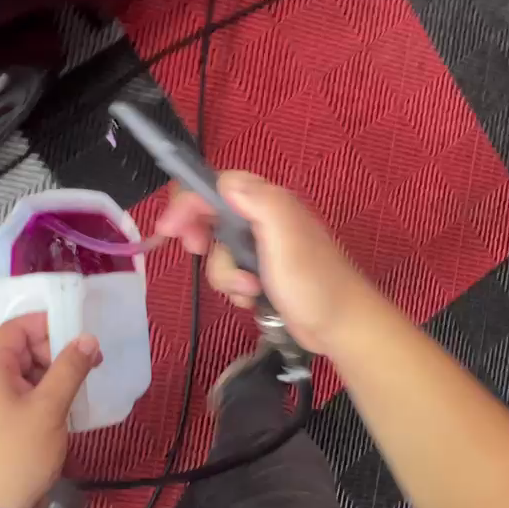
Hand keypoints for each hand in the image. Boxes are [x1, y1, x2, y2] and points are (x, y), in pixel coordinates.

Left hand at [0, 313, 99, 507]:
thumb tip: (87, 339)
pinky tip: (63, 408)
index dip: (50, 326)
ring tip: (80, 389)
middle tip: (88, 367)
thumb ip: (70, 368)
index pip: (17, 328)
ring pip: (21, 373)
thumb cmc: (19, 453)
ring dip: (51, 376)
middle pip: (19, 349)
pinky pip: (16, 395)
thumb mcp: (50, 408)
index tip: (82, 339)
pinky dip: (40, 394)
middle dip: (55, 352)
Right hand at [154, 171, 384, 355]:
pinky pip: (231, 275)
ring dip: (225, 274)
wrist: (338, 326)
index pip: (215, 186)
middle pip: (211, 218)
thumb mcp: (284, 234)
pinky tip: (252, 299)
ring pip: (219, 252)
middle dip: (203, 240)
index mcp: (268, 202)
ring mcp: (262, 249)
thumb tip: (225, 182)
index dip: (188, 202)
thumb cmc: (313, 281)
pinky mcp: (262, 275)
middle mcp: (263, 220)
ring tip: (249, 289)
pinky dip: (235, 289)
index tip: (170, 229)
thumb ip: (256, 201)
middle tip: (198, 251)